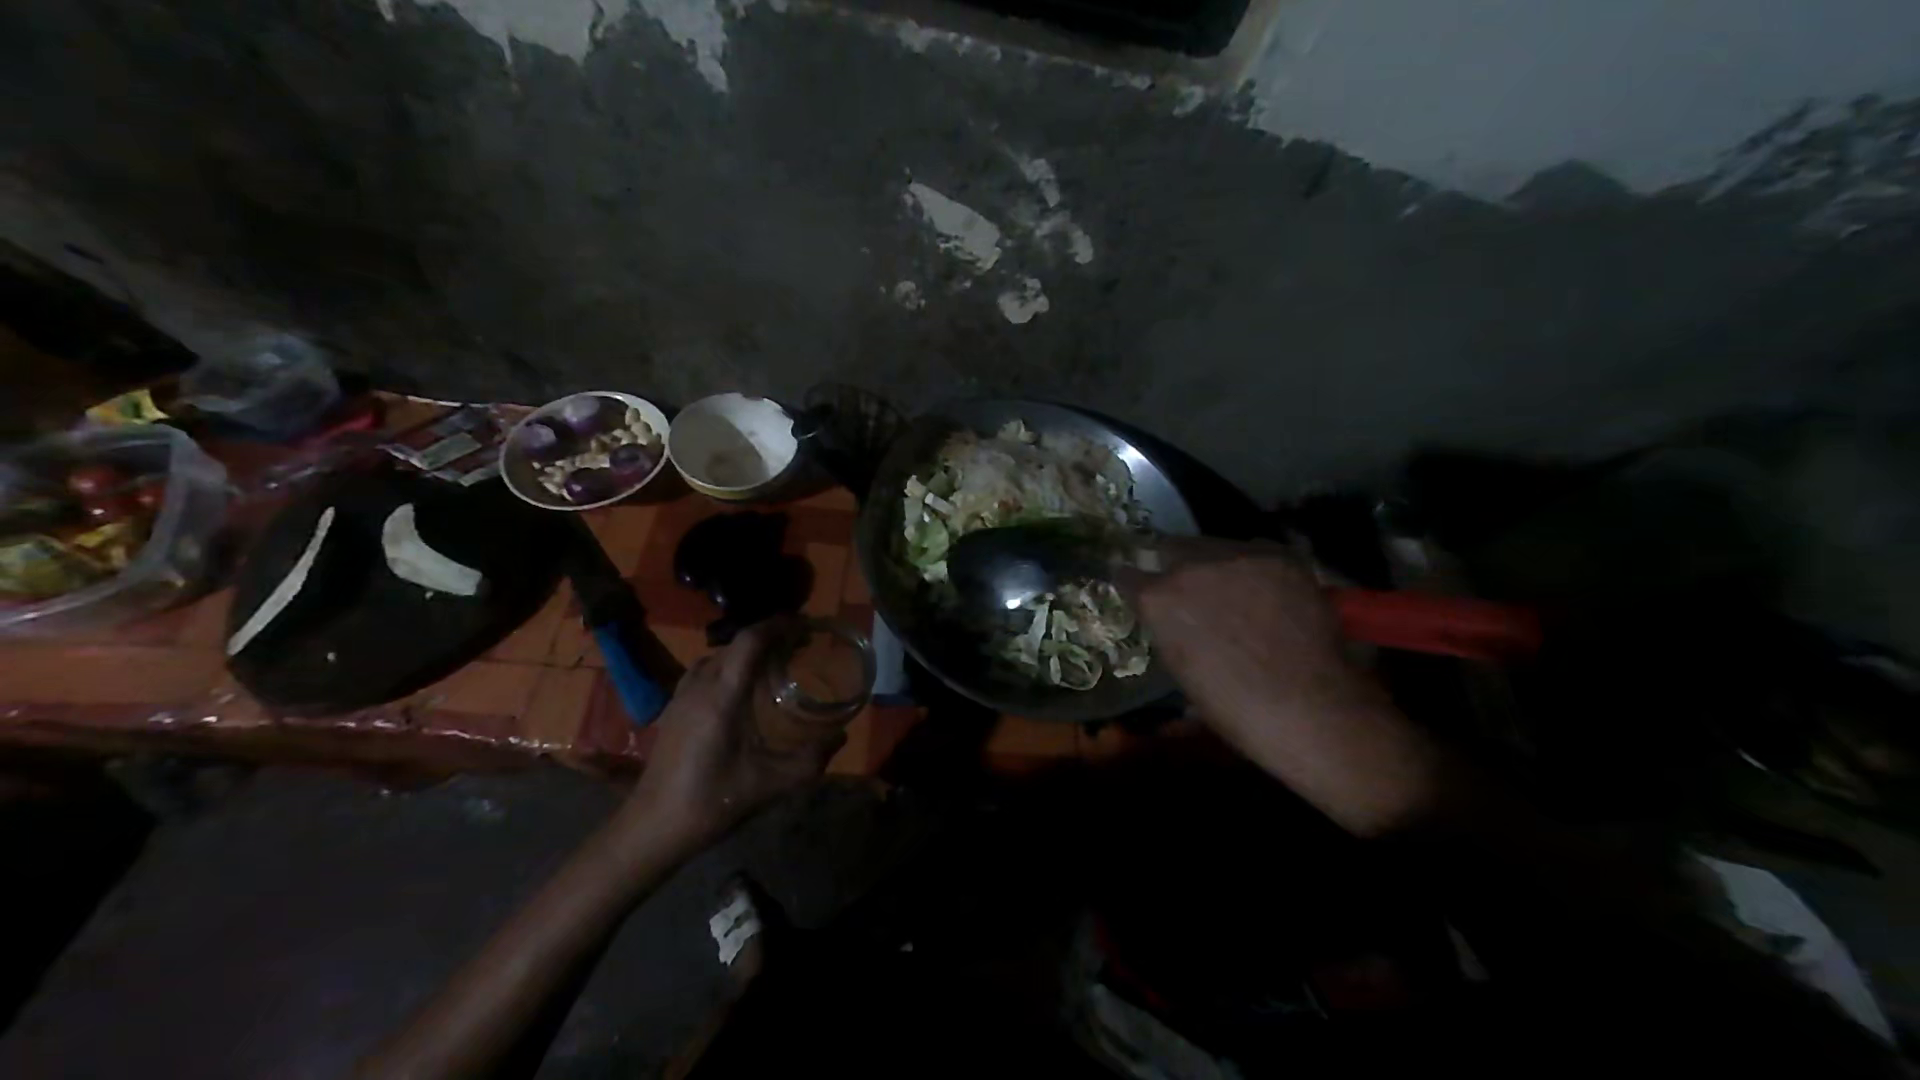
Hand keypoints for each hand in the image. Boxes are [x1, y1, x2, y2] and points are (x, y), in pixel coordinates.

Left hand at [625, 619, 844, 846]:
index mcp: (722, 695)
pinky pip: (705, 671)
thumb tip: (842, 737)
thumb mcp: (772, 784)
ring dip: (747, 652)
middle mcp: (700, 685)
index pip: (750, 641)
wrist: (653, 827)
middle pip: (736, 644)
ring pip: (718, 656)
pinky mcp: (673, 708)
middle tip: (800, 646)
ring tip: (775, 664)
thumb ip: (811, 760)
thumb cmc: (712, 801)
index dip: (778, 625)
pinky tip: (742, 691)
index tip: (805, 625)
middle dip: (769, 638)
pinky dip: (729, 667)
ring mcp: (681, 696)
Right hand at [1135, 548, 1455, 835]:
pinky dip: (1253, 570)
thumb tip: (1174, 624)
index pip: (1128, 575)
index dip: (1134, 585)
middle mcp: (1192, 566)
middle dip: (1174, 567)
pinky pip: (1255, 554)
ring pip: (1214, 547)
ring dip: (1214, 565)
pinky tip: (1265, 594)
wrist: (1310, 708)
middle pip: (1171, 548)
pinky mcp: (1280, 556)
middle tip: (1190, 591)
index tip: (1140, 591)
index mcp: (1159, 599)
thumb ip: (1169, 632)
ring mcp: (1238, 556)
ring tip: (1231, 590)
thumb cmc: (1234, 708)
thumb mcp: (1181, 670)